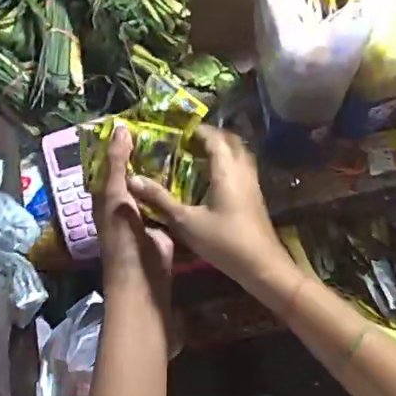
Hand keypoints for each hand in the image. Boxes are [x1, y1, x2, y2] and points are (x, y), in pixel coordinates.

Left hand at [97, 124, 174, 294]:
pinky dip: (181, 190)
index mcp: (107, 195)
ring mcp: (148, 214)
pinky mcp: (167, 223)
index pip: (113, 163)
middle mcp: (126, 203)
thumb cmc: (122, 237)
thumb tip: (121, 128)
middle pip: (138, 173)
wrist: (144, 277)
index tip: (141, 121)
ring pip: (156, 186)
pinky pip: (172, 202)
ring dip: (168, 171)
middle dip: (150, 155)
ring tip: (186, 144)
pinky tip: (196, 172)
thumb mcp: (114, 196)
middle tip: (171, 129)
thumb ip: (117, 164)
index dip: (123, 144)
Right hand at [127, 126, 293, 293]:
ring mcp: (252, 183)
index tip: (178, 131)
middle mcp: (243, 171)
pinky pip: (243, 168)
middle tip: (189, 140)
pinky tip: (214, 178)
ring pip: (240, 154)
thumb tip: (133, 180)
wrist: (261, 265)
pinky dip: (229, 164)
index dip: (197, 131)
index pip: (214, 138)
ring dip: (222, 149)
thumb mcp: (186, 222)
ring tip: (199, 155)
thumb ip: (160, 200)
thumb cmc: (224, 241)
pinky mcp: (256, 196)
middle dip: (211, 136)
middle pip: (231, 141)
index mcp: (226, 171)